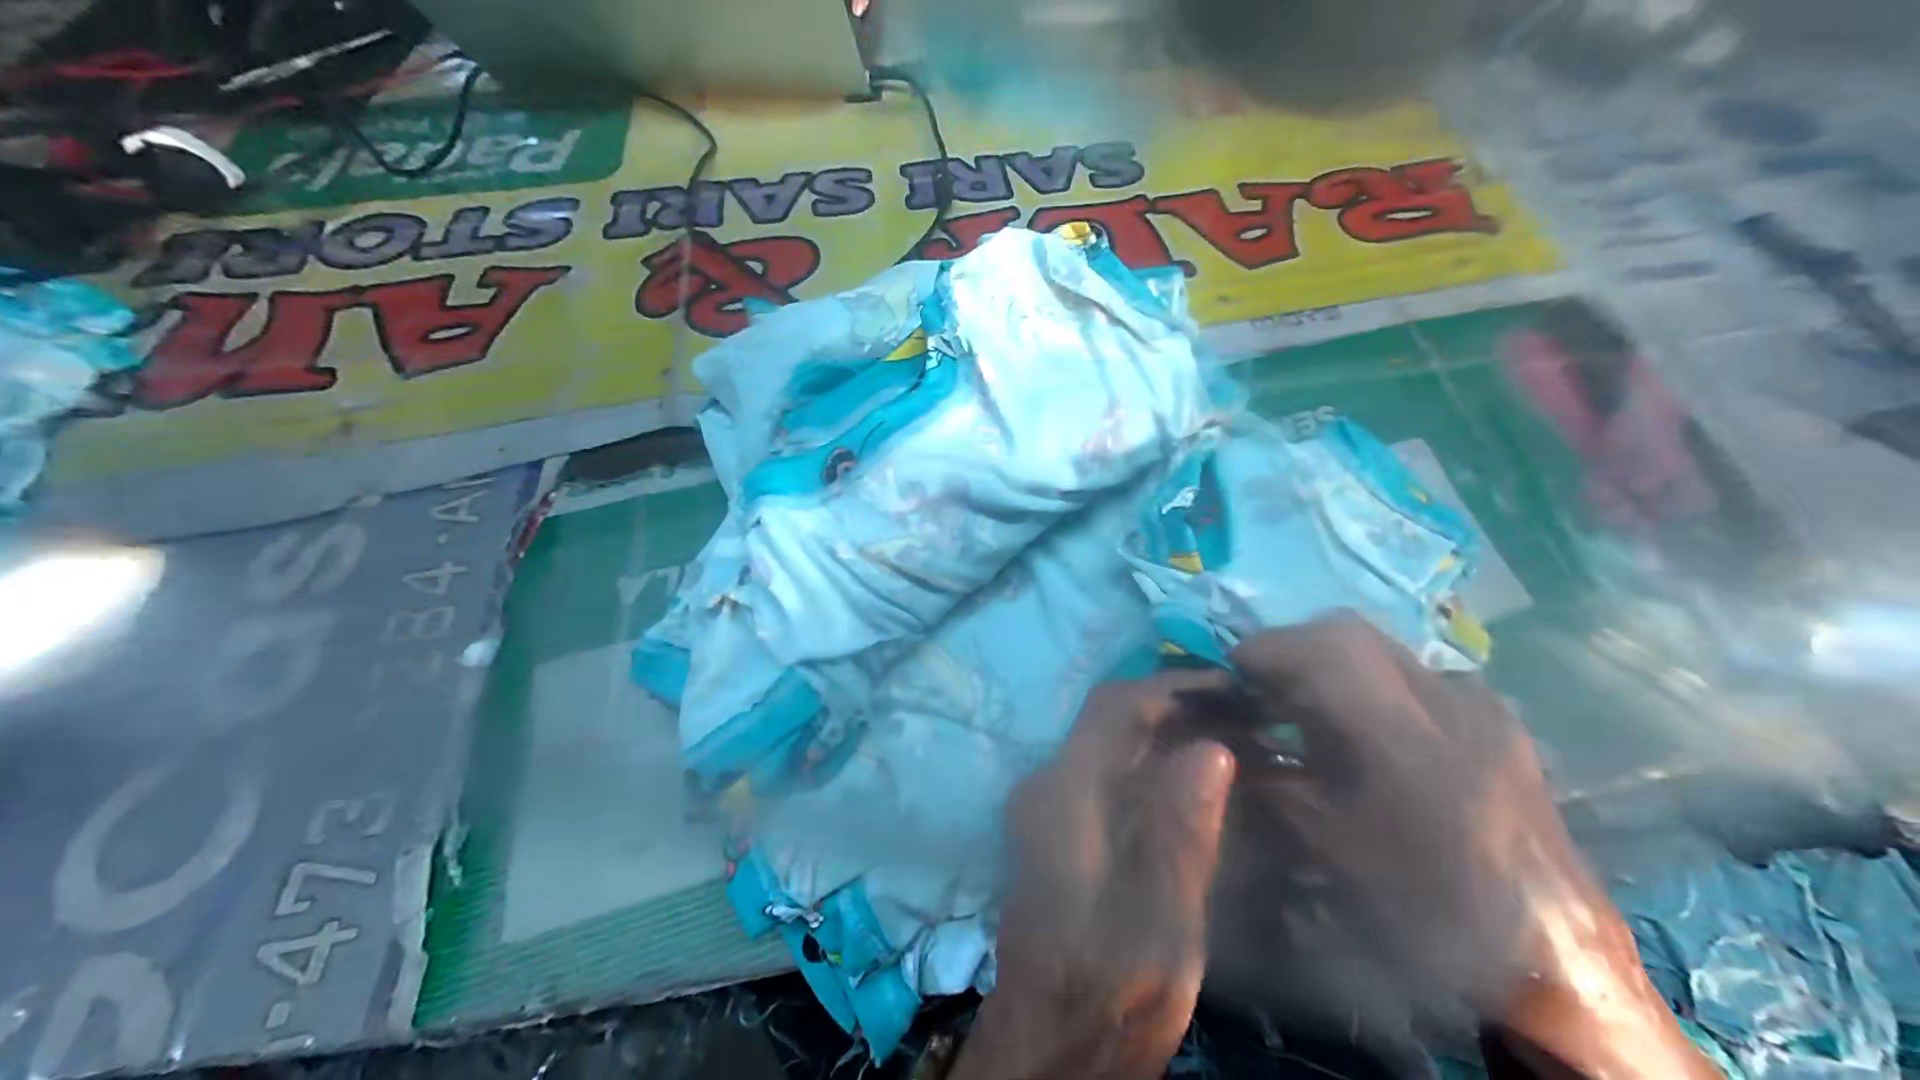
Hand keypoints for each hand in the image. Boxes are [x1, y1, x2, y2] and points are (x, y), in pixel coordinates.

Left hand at [951, 673, 1237, 1079]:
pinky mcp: (1065, 832)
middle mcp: (1049, 786)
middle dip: (1184, 712)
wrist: (1051, 1045)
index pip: (1115, 706)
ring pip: (1117, 747)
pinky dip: (1162, 770)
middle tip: (1256, 722)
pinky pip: (1115, 778)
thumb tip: (1211, 746)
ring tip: (1246, 749)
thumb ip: (1180, 830)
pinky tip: (1208, 788)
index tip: (1238, 689)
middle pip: (1115, 722)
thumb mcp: (1160, 921)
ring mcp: (1053, 808)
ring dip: (1176, 739)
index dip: (1176, 687)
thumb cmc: (1107, 990)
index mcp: (1062, 794)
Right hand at [1212, 614, 1718, 1078]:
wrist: (1546, 962)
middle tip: (1261, 683)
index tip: (1230, 672)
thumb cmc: (1419, 907)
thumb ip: (1264, 778)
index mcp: (1401, 738)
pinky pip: (1418, 675)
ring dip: (1331, 660)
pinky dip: (1374, 681)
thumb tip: (1223, 739)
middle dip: (1291, 646)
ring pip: (1384, 648)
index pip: (1321, 649)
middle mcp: (1447, 703)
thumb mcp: (1321, 845)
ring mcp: (1481, 708)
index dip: (1265, 649)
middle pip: (1349, 633)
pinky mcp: (1501, 723)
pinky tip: (1366, 727)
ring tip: (1306, 702)